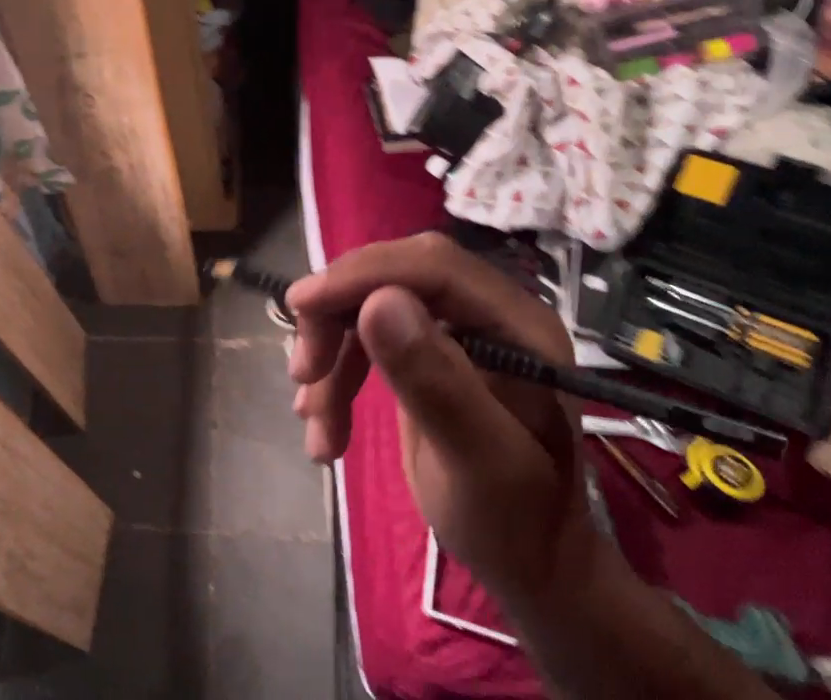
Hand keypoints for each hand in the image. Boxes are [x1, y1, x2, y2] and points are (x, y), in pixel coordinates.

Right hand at [287, 233, 596, 602]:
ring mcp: (455, 333)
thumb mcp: (477, 458)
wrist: (530, 564)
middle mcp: (486, 314)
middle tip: (302, 370)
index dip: (363, 275)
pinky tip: (323, 425)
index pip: (432, 266)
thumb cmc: (515, 520)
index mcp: (516, 324)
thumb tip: (378, 304)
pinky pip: (366, 342)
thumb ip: (435, 381)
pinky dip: (335, 377)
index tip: (301, 305)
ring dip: (330, 358)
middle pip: (392, 277)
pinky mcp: (427, 356)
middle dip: (336, 317)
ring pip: (369, 309)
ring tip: (313, 419)